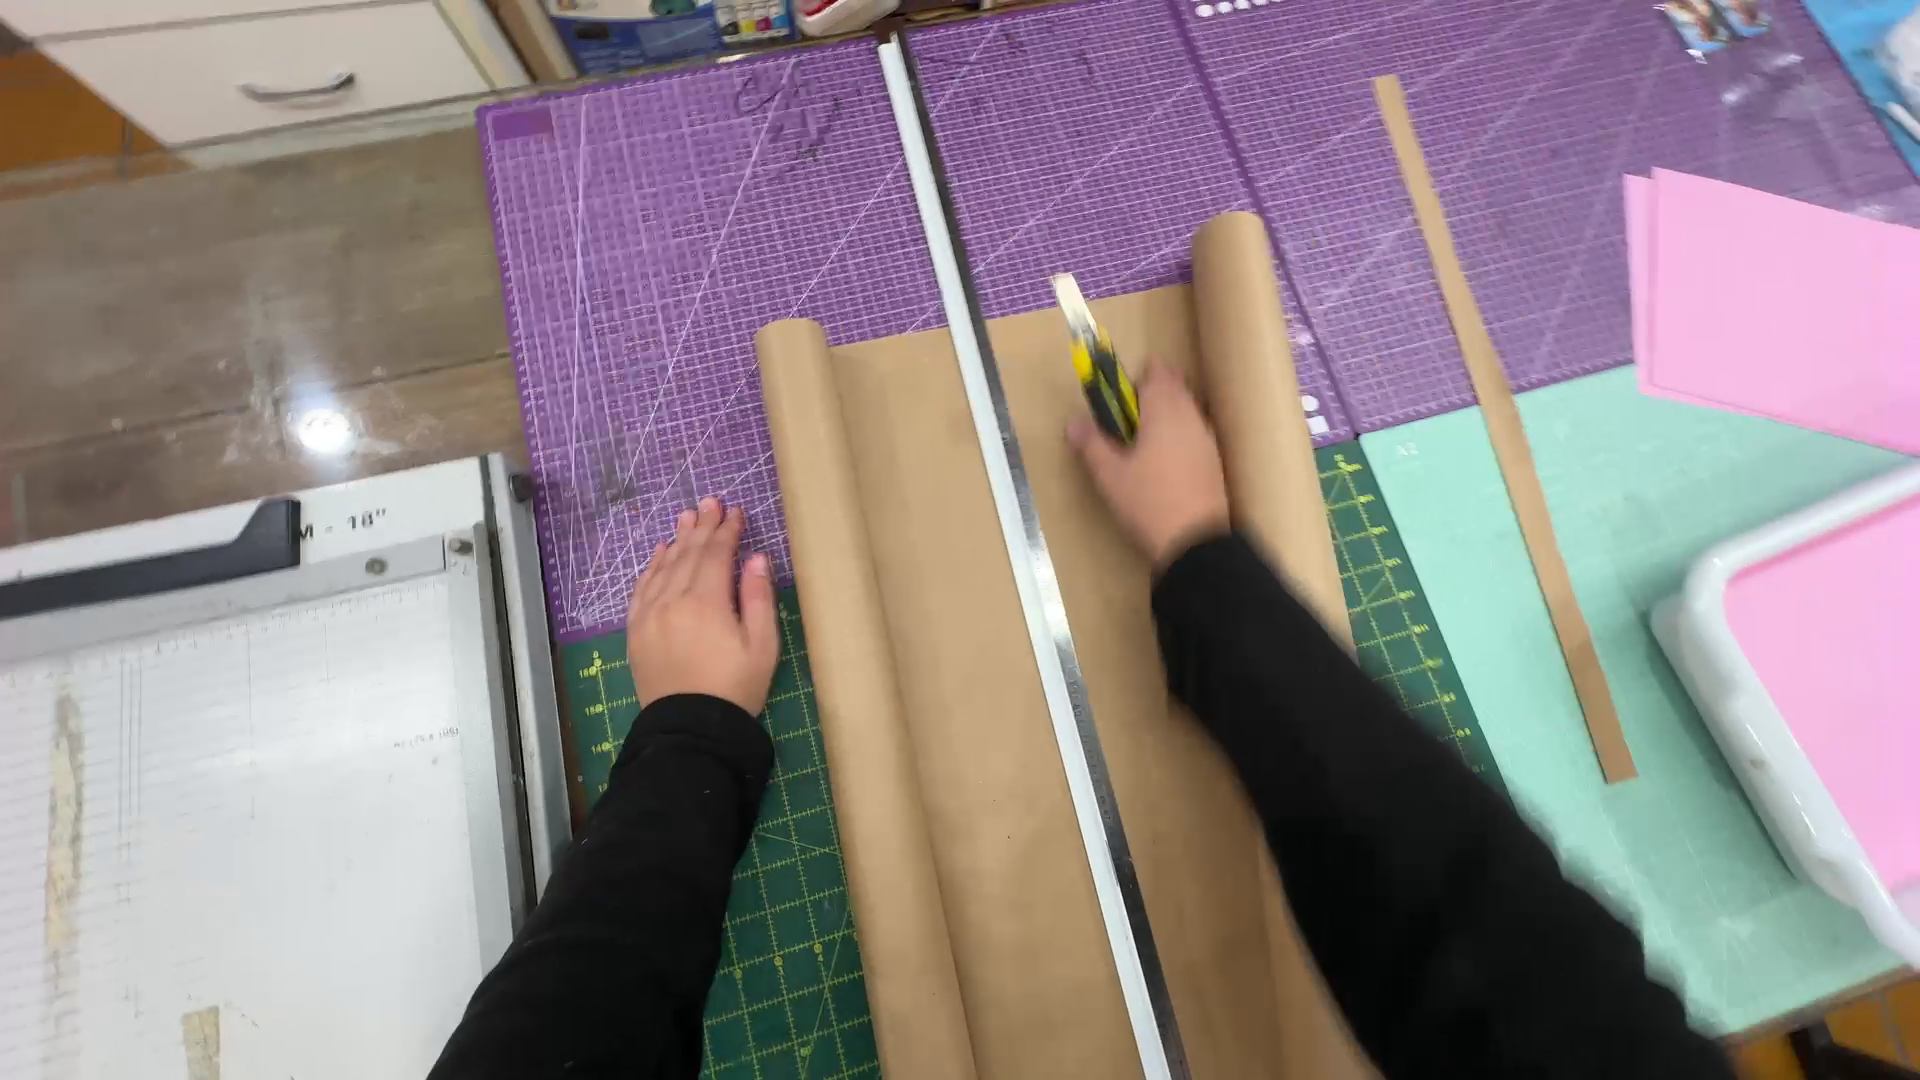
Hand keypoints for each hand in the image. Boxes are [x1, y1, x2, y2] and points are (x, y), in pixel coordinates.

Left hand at [627, 496, 779, 714]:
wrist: (691, 728)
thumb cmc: (736, 687)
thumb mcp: (762, 645)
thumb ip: (759, 598)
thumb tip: (757, 558)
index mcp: (706, 602)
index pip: (716, 554)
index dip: (727, 530)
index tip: (736, 511)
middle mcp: (673, 601)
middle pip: (688, 553)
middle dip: (702, 526)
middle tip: (709, 501)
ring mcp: (649, 615)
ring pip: (663, 566)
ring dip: (677, 539)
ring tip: (686, 516)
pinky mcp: (636, 630)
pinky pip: (641, 588)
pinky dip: (652, 566)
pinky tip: (660, 554)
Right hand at [1068, 363, 1230, 568]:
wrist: (1194, 542)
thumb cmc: (1147, 502)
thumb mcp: (1109, 475)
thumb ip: (1091, 443)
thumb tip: (1073, 422)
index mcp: (1163, 410)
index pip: (1156, 373)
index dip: (1136, 377)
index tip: (1119, 393)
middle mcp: (1190, 416)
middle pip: (1174, 387)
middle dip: (1150, 393)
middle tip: (1125, 415)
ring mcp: (1206, 437)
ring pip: (1185, 409)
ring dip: (1165, 413)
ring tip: (1141, 438)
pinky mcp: (1213, 460)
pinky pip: (1194, 431)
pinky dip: (1177, 433)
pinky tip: (1163, 460)